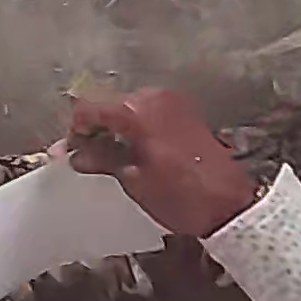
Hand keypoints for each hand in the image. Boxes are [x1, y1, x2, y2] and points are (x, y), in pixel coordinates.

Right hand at [69, 88, 256, 236]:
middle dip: (94, 129)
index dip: (74, 130)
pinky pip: (148, 113)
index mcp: (136, 110)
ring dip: (114, 129)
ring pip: (128, 109)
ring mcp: (171, 101)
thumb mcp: (133, 180)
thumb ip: (100, 159)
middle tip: (83, 158)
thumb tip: (72, 155)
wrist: (232, 204)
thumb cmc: (179, 194)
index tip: (68, 153)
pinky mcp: (184, 111)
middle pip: (109, 105)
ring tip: (106, 159)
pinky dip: (134, 128)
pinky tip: (131, 151)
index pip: (90, 108)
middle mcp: (152, 96)